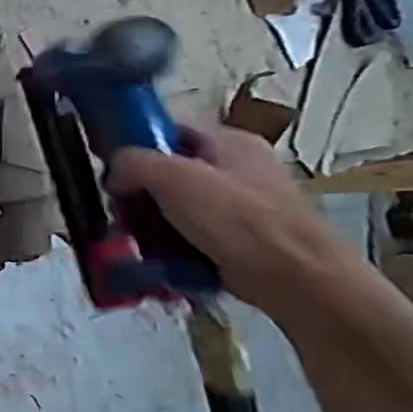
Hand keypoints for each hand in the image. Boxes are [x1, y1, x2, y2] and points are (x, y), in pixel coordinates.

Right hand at [107, 125, 357, 317]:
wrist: (299, 282)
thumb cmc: (238, 220)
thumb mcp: (174, 178)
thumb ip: (133, 163)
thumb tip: (114, 174)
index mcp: (229, 141)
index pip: (168, 129)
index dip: (136, 145)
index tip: (113, 171)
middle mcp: (237, 168)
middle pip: (168, 172)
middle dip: (139, 194)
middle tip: (122, 215)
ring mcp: (241, 207)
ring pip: (176, 207)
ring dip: (151, 225)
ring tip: (138, 243)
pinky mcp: (240, 242)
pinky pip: (192, 236)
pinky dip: (173, 248)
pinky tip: (161, 262)